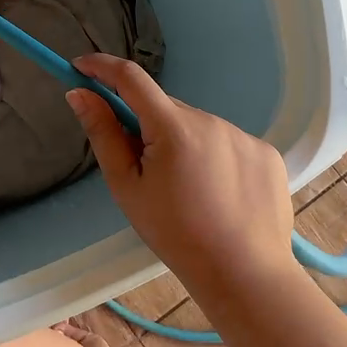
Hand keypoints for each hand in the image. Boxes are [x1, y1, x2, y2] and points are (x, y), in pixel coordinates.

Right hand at [66, 54, 295, 292]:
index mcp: (172, 127)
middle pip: (164, 107)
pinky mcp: (267, 153)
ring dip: (181, 140)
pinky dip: (214, 155)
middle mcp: (210, 121)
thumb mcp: (126, 187)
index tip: (81, 67)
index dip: (101, 66)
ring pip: (195, 125)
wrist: (247, 280)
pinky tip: (218, 191)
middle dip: (145, 122)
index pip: (130, 77)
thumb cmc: (176, 236)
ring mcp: (243, 135)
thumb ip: (103, 133)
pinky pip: (226, 141)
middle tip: (141, 163)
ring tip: (187, 188)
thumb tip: (79, 94)